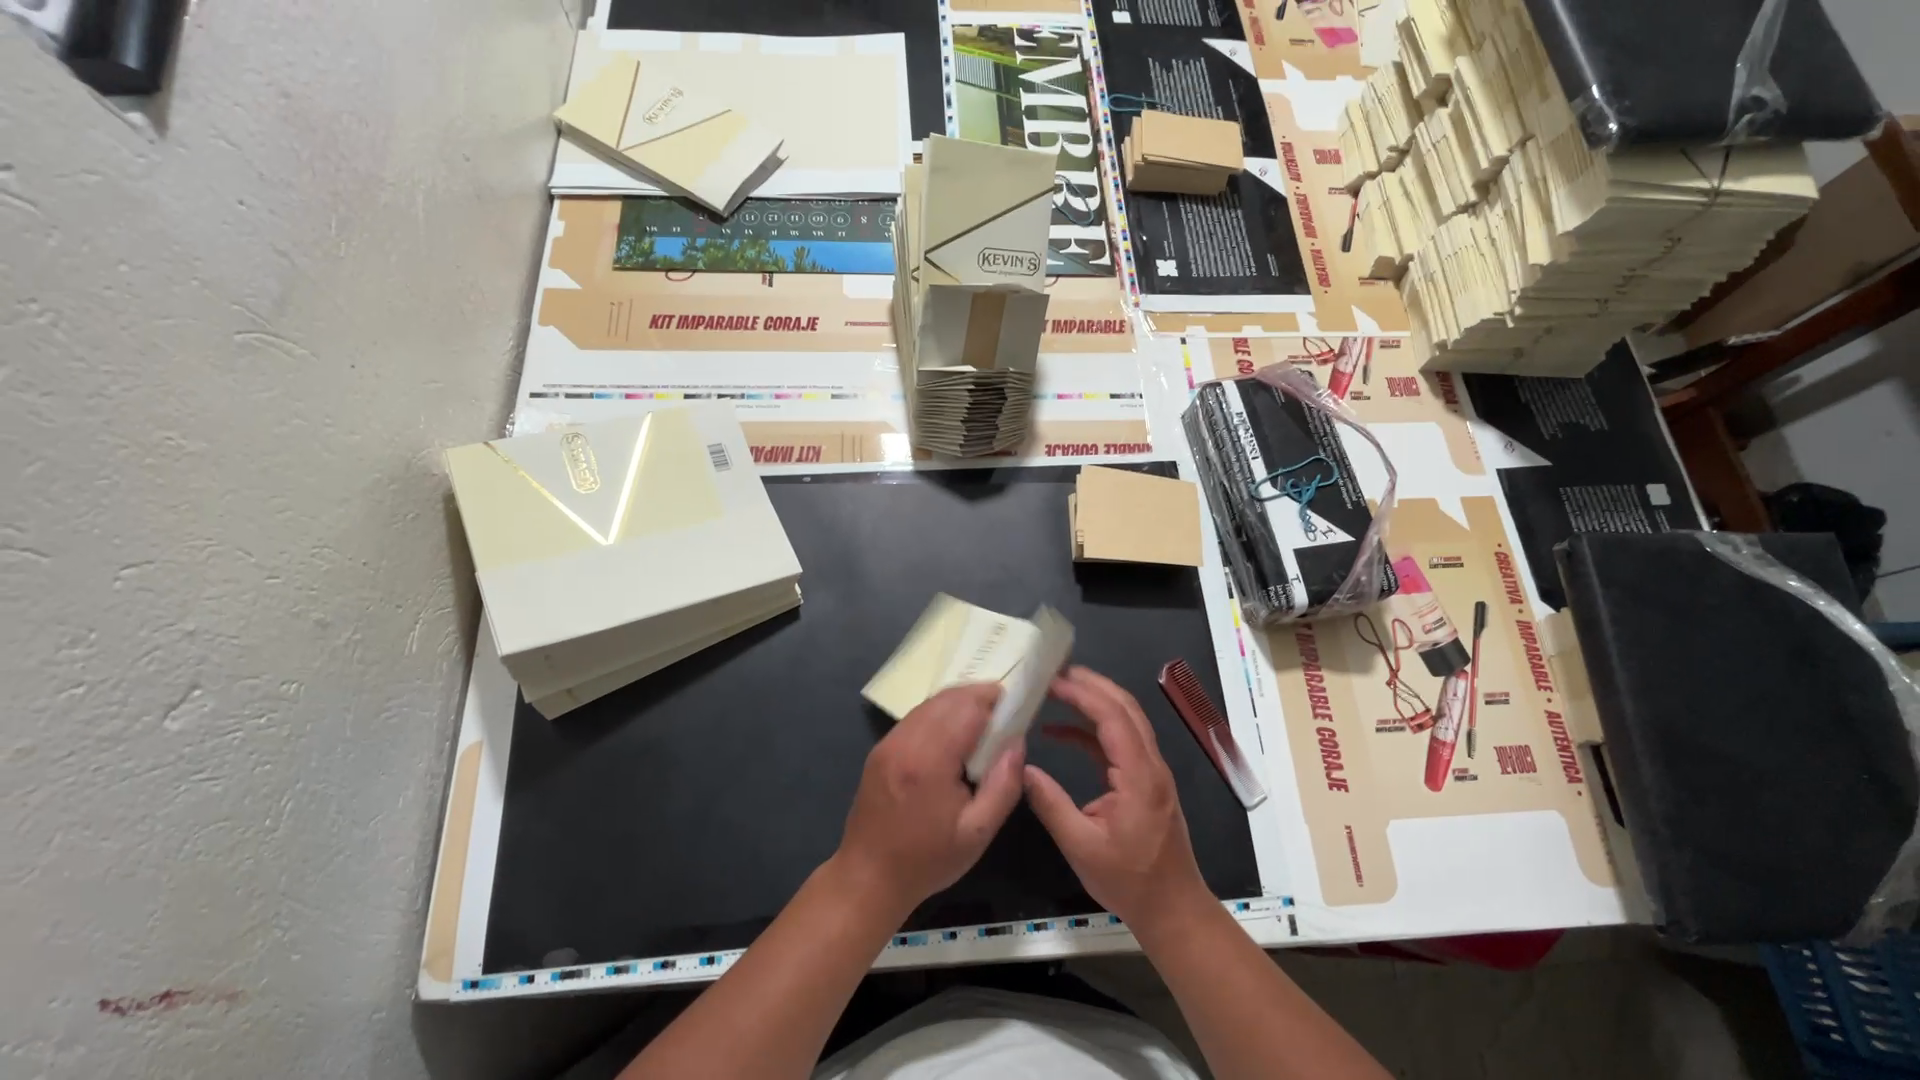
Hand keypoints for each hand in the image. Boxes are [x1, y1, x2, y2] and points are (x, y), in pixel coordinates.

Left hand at [834, 683, 1025, 915]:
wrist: (869, 878)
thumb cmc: (927, 860)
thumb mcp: (978, 832)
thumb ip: (1004, 784)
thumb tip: (1016, 743)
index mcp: (929, 760)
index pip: (967, 707)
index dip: (994, 700)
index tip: (1016, 708)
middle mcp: (904, 741)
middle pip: (947, 698)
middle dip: (978, 697)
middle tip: (1004, 714)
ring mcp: (887, 744)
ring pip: (929, 705)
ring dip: (958, 704)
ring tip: (983, 724)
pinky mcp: (879, 751)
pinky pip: (915, 719)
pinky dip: (938, 717)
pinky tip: (953, 738)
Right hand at [1024, 666, 1210, 931]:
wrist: (1172, 907)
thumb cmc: (1129, 881)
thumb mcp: (1081, 846)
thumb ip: (1051, 804)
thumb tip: (1022, 768)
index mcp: (1139, 777)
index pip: (1113, 718)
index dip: (1083, 693)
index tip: (1053, 680)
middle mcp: (1151, 765)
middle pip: (1126, 708)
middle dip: (1091, 684)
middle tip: (1054, 672)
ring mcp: (1151, 772)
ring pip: (1127, 721)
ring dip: (1094, 702)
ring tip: (1057, 689)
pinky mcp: (1146, 782)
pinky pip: (1121, 743)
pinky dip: (1093, 731)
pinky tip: (1062, 732)